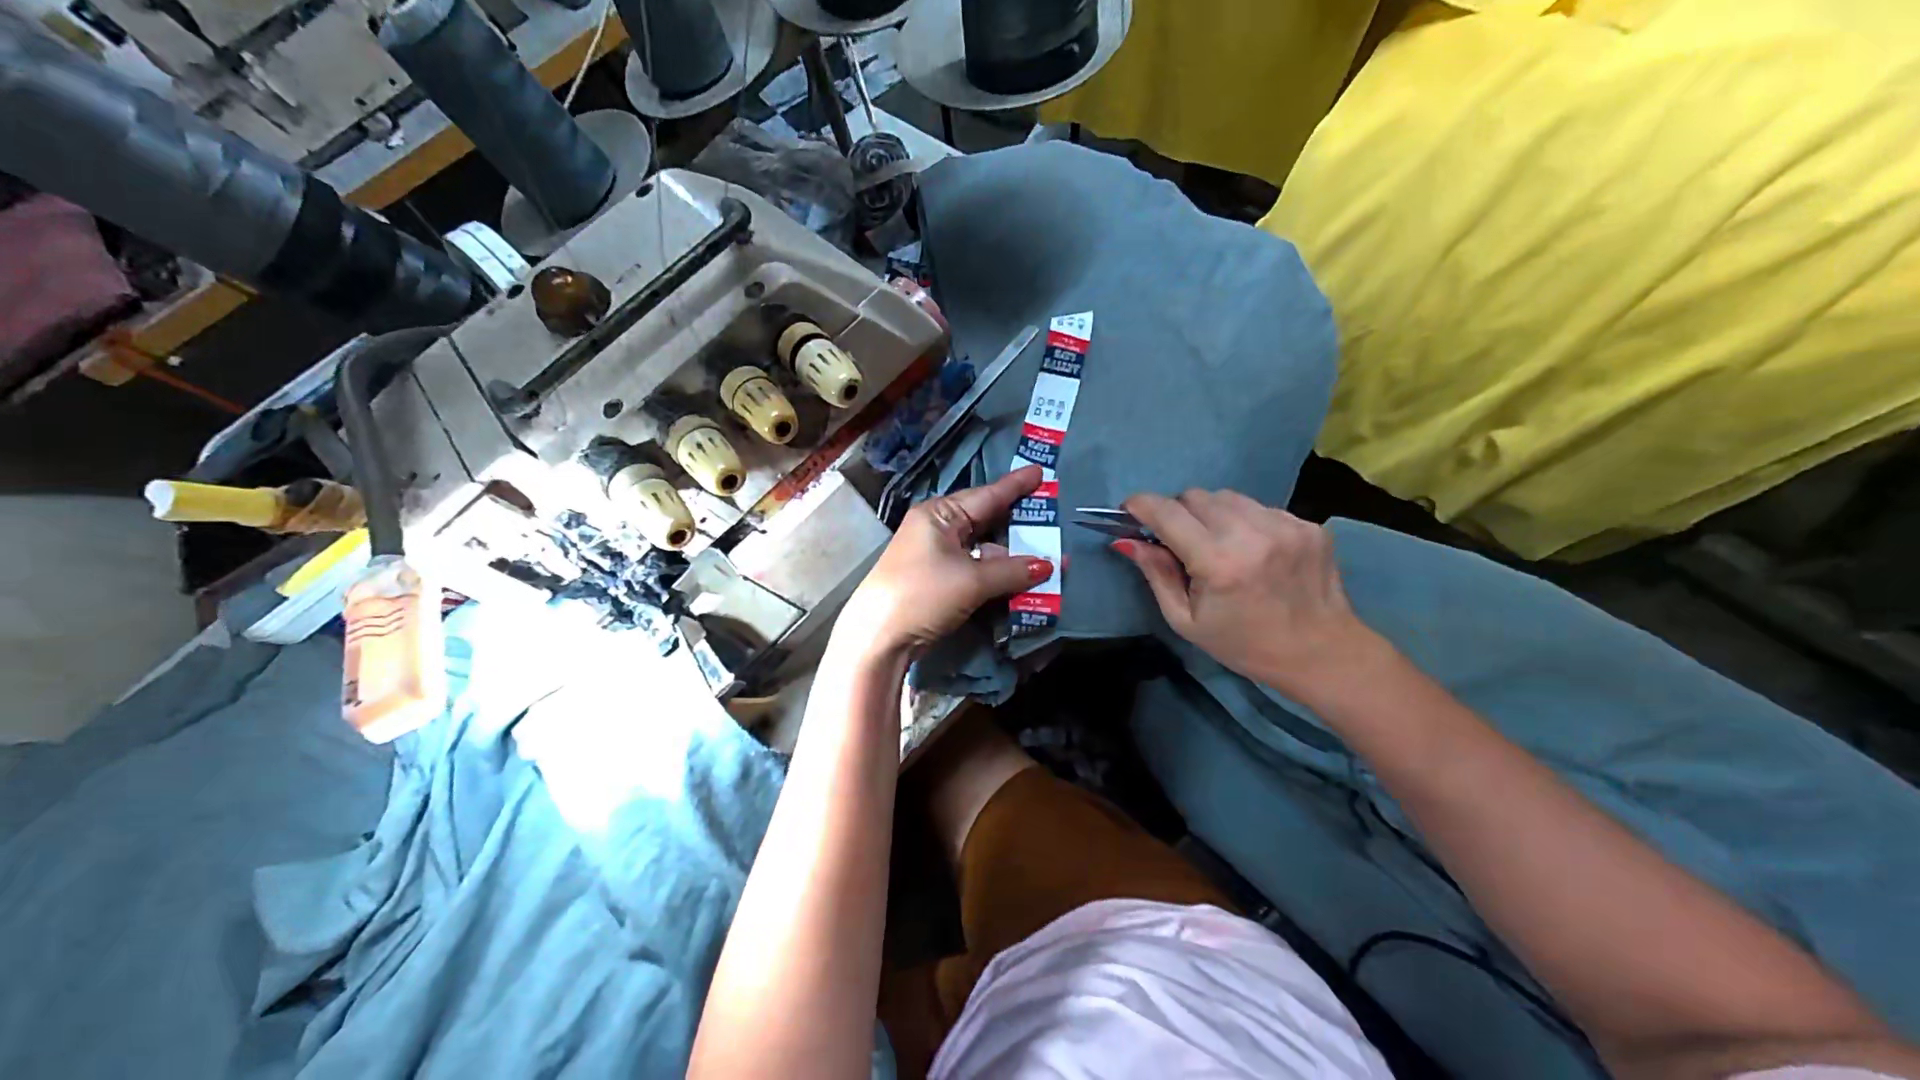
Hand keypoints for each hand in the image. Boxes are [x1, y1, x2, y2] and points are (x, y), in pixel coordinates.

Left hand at [834, 465, 1054, 660]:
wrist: (878, 639)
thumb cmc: (922, 595)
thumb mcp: (971, 581)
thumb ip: (1012, 570)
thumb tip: (1048, 565)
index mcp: (939, 515)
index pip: (986, 495)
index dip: (1016, 486)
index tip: (1041, 472)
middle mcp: (937, 529)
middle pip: (985, 520)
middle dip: (1018, 522)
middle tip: (1052, 515)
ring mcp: (936, 555)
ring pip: (983, 547)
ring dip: (1011, 554)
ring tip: (1046, 551)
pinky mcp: (938, 580)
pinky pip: (976, 568)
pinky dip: (997, 572)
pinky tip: (1021, 577)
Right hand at [1114, 489, 1381, 695]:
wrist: (1322, 653)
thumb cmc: (1244, 645)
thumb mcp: (1186, 621)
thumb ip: (1156, 574)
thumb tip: (1126, 540)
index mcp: (1219, 563)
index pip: (1167, 512)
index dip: (1141, 506)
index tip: (1130, 511)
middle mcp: (1252, 534)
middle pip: (1195, 496)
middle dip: (1178, 512)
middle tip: (1180, 541)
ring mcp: (1285, 525)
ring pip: (1228, 497)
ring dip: (1212, 514)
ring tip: (1220, 546)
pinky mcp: (1308, 524)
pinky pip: (1259, 507)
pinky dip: (1245, 522)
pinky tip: (1253, 551)